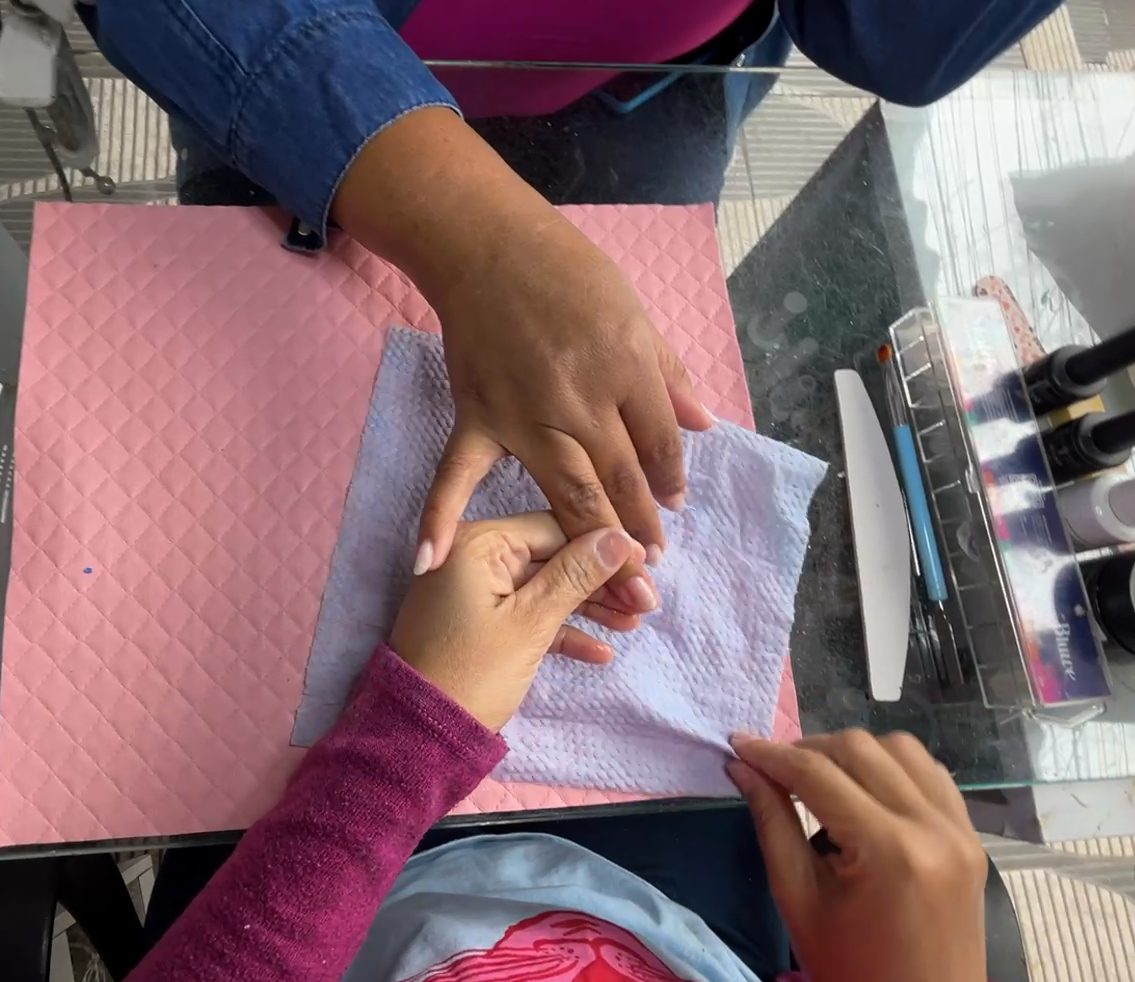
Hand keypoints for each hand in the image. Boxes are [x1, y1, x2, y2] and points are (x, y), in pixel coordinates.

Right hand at [330, 109, 713, 588]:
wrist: (490, 248)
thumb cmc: (569, 274)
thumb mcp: (636, 312)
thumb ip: (669, 374)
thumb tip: (705, 423)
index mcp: (626, 369)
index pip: (660, 445)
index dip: (672, 482)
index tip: (673, 508)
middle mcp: (581, 403)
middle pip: (620, 482)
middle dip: (641, 531)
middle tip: (652, 574)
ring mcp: (524, 419)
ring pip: (566, 493)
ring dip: (592, 540)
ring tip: (611, 581)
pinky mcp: (477, 421)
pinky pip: (457, 476)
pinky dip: (439, 517)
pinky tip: (430, 562)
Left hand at [389, 514, 647, 730]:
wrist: (418, 734)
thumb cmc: (472, 672)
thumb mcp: (530, 623)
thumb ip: (575, 576)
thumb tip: (620, 537)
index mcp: (478, 543)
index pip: (554, 529)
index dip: (603, 548)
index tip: (648, 569)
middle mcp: (472, 557)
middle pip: (551, 558)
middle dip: (600, 583)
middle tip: (647, 605)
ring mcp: (474, 591)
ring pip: (542, 589)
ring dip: (587, 608)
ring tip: (633, 626)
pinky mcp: (478, 623)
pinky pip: (525, 617)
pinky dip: (558, 631)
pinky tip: (600, 651)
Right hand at [728, 731, 990, 981]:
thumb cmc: (851, 975)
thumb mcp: (796, 895)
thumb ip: (770, 819)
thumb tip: (741, 766)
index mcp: (888, 850)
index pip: (816, 773)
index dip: (769, 753)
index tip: (735, 746)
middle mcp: (932, 828)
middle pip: (857, 748)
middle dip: (805, 749)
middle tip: (770, 768)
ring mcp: (960, 830)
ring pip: (896, 748)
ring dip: (849, 752)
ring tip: (816, 777)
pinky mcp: (970, 837)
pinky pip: (928, 772)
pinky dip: (889, 765)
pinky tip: (861, 786)